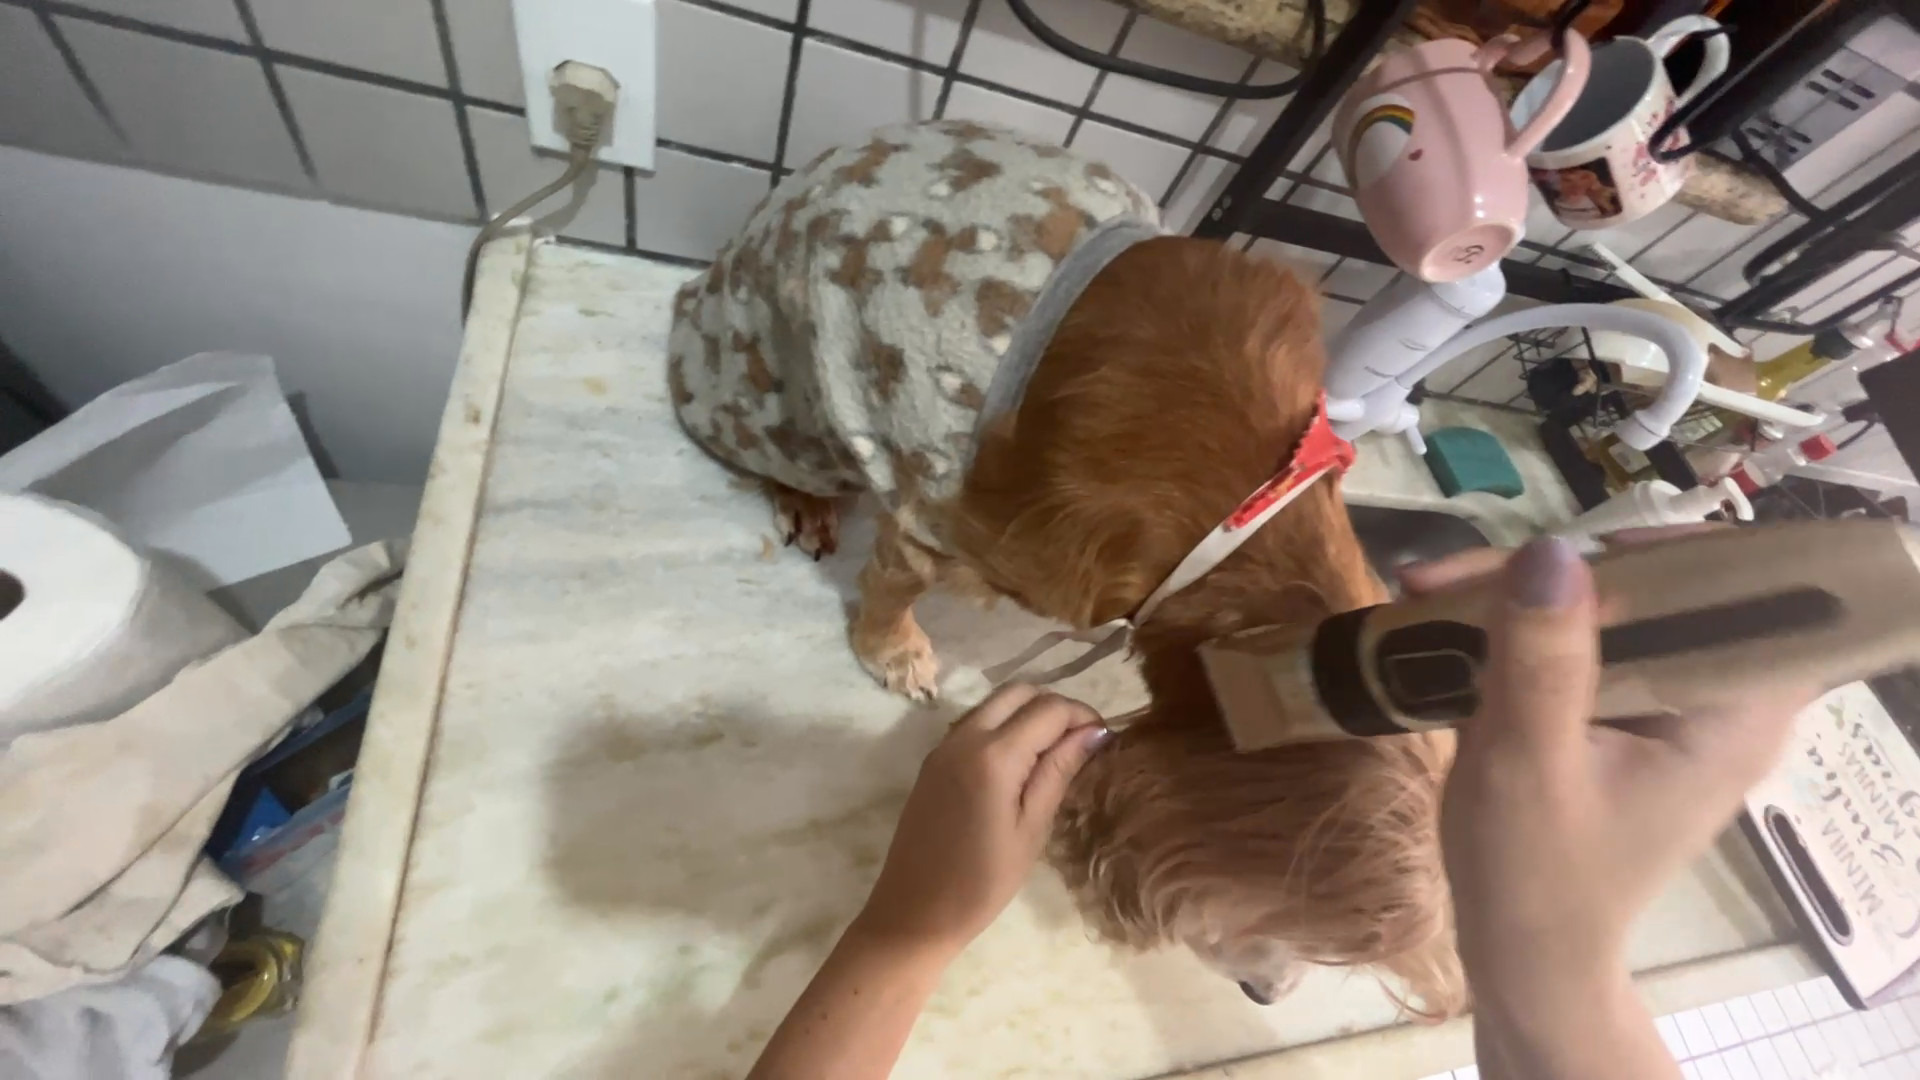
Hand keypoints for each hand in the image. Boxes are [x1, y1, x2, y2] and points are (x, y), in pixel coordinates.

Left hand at [854, 684, 1107, 955]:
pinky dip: (1003, 724)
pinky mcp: (934, 757)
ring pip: (995, 702)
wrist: (913, 910)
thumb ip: (1059, 772)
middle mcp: (966, 735)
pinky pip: (975, 721)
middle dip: (1055, 705)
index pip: (1049, 709)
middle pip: (1019, 692)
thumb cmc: (982, 882)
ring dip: (1028, 712)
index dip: (1082, 715)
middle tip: (1080, 740)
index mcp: (994, 754)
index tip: (1104, 738)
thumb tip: (1094, 732)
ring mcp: (945, 743)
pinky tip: (1020, 760)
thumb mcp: (1032, 829)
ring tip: (1055, 750)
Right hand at [1404, 535, 1814, 1006]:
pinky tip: (1437, 625)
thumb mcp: (1529, 759)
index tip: (1568, 552)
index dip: (1673, 554)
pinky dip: (1502, 627)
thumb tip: (1549, 551)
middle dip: (1547, 573)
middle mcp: (1704, 700)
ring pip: (1596, 615)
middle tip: (1443, 577)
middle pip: (1650, 595)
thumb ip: (1544, 660)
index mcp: (1728, 715)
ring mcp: (1649, 708)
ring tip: (1421, 592)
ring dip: (1509, 596)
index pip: (1750, 595)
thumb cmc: (1534, 864)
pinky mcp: (1601, 715)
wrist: (1516, 938)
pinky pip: (1563, 646)